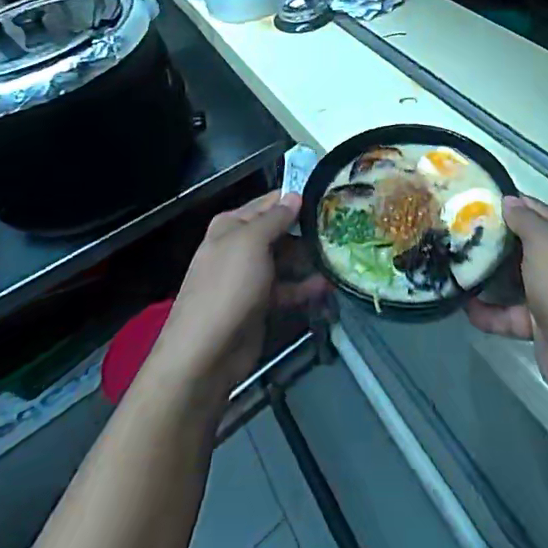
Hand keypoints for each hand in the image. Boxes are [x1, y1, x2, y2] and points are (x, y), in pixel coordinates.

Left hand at [147, 192, 329, 393]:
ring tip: (340, 255)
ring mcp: (250, 276)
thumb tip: (295, 195)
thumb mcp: (251, 243)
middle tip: (342, 228)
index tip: (330, 196)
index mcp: (232, 226)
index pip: (269, 202)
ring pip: (286, 260)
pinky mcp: (260, 303)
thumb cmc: (228, 287)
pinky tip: (328, 285)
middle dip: (307, 230)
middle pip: (280, 231)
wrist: (205, 352)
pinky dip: (305, 286)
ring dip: (309, 258)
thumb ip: (275, 218)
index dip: (296, 198)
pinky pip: (287, 288)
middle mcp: (240, 247)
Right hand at [467, 197, 547, 403]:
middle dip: (491, 239)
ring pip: (512, 279)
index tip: (470, 201)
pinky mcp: (540, 325)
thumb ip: (525, 220)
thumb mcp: (546, 244)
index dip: (506, 204)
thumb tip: (509, 200)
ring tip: (452, 267)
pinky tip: (464, 307)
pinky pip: (509, 314)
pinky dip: (489, 312)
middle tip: (454, 233)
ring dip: (486, 276)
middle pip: (521, 244)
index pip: (534, 209)